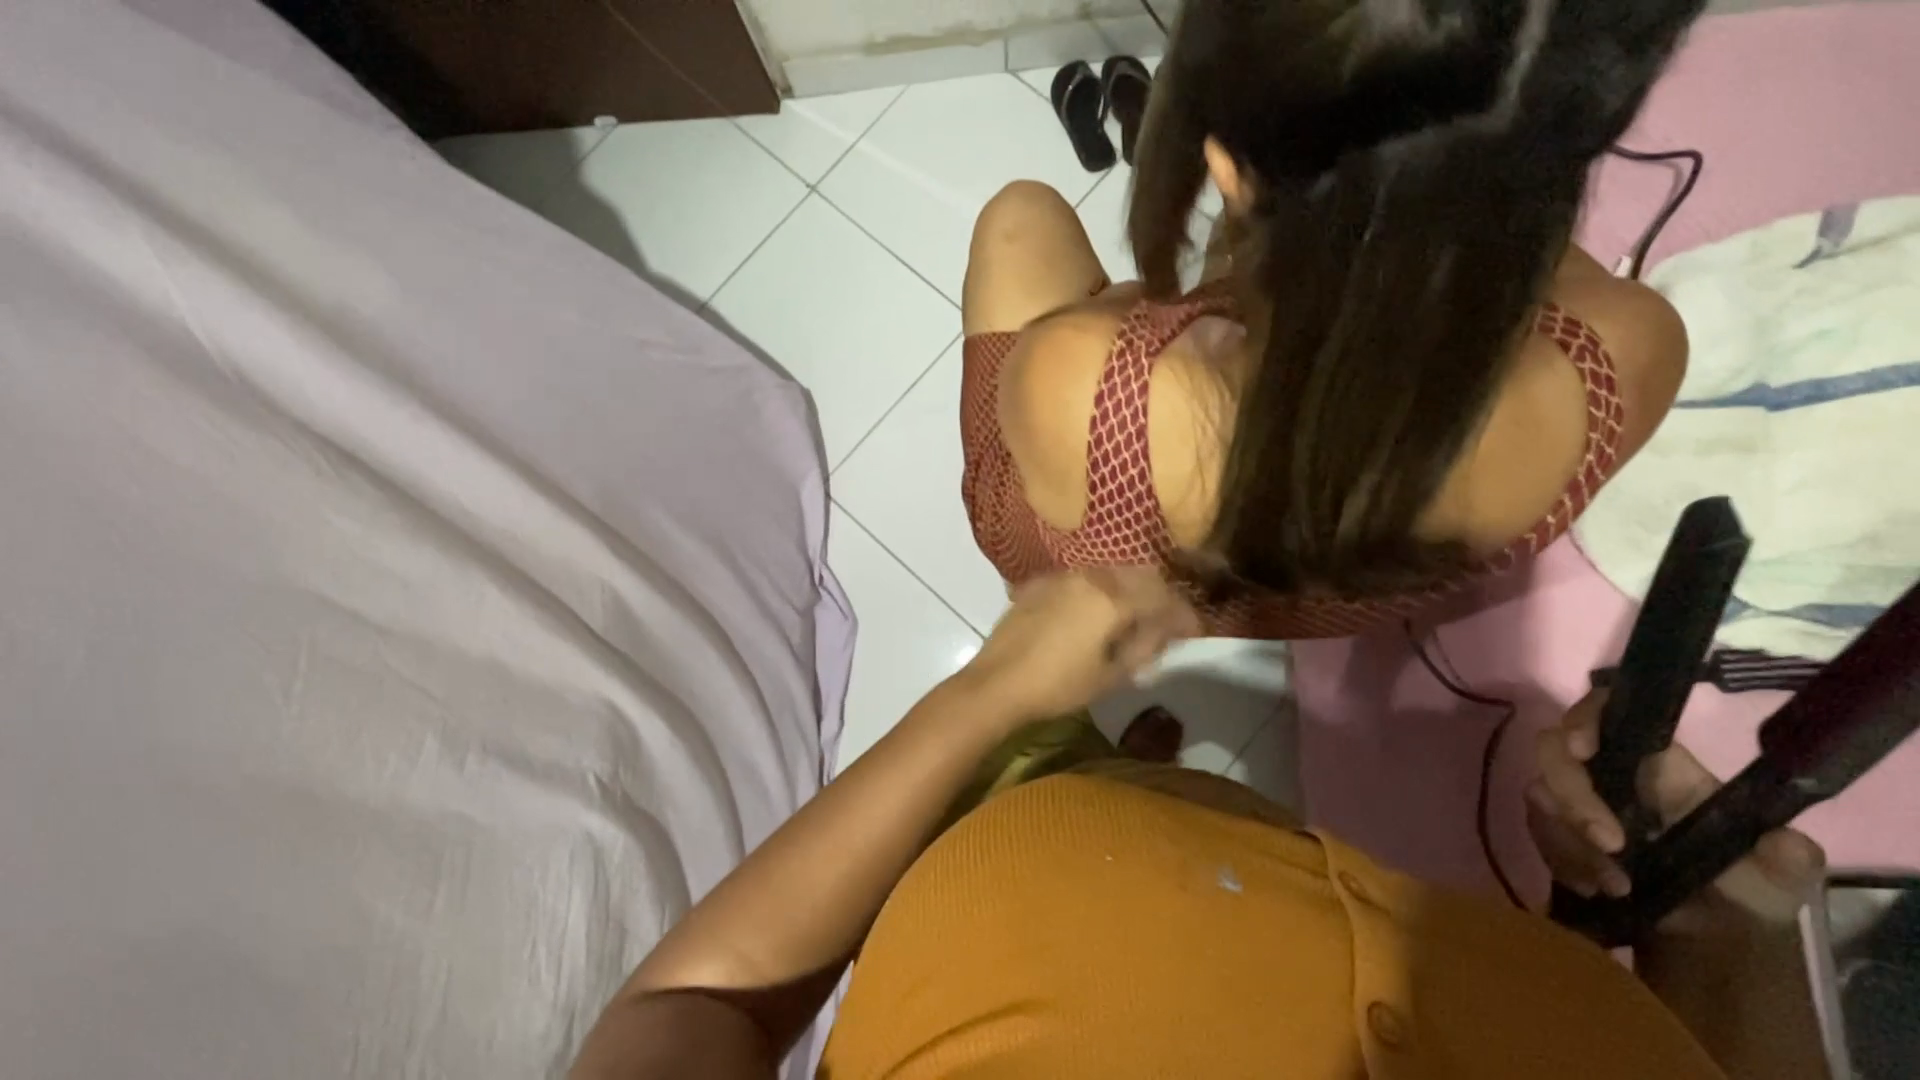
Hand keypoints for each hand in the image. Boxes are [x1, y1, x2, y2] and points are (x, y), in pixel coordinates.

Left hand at [958, 567, 1201, 723]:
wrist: (996, 684)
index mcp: (1113, 598)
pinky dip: (1098, 592)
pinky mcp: (1038, 585)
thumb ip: (1144, 647)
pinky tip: (1094, 615)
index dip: (1184, 614)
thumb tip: (1164, 632)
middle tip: (1166, 624)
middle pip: (1139, 576)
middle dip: (1159, 596)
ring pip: (1108, 573)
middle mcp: (1090, 577)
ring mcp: (1061, 577)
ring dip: (1128, 591)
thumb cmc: (1059, 686)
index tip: (1194, 632)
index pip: (1163, 597)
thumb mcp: (1111, 675)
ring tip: (1132, 619)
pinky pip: (1080, 579)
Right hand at [1528, 690, 1825, 934]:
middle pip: (1554, 750)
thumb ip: (1788, 861)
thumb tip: (1789, 844)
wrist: (1711, 936)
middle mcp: (1609, 774)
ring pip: (1542, 797)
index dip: (1584, 718)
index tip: (1581, 749)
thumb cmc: (1746, 892)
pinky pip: (1538, 834)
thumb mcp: (1780, 880)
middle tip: (1610, 844)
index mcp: (1658, 766)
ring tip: (1617, 887)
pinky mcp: (1558, 832)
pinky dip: (1563, 863)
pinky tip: (1593, 889)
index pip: (1607, 713)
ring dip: (1572, 843)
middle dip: (1573, 796)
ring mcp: (1576, 802)